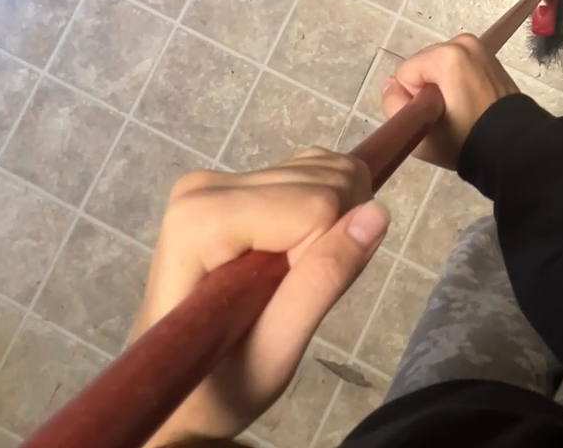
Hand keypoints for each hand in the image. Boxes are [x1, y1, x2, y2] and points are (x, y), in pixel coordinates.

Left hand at [134, 150, 388, 446]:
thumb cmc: (222, 383)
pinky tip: (299, 247)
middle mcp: (208, 185)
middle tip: (300, 288)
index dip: (325, 253)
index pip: (315, 203)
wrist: (185, 392)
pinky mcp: (242, 178)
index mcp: (202, 220)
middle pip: (324, 179)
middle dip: (335, 232)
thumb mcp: (276, 353)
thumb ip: (323, 280)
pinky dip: (329, 208)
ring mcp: (224, 177)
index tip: (296, 299)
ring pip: (328, 169)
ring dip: (334, 221)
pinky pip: (318, 169)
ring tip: (296, 273)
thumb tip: (377, 213)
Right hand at [381, 34, 517, 169]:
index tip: (431, 116)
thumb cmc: (463, 140)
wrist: (512, 147)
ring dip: (440, 86)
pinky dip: (455, 81)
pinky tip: (467, 102)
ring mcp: (479, 48)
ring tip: (457, 110)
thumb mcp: (420, 132)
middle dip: (426, 89)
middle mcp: (464, 42)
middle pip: (422, 65)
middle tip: (444, 115)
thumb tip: (390, 83)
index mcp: (448, 55)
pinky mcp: (488, 57)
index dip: (412, 98)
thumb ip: (394, 104)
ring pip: (438, 66)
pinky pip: (456, 66)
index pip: (405, 73)